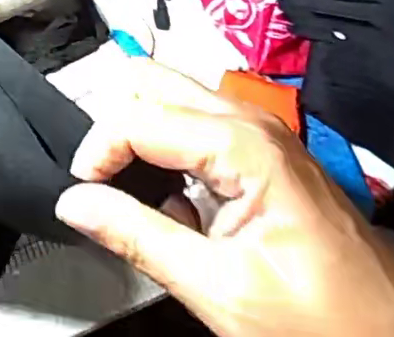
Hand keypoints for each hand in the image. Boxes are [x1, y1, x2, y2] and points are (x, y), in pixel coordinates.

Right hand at [54, 59, 393, 336]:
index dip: (98, 149)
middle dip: (114, 124)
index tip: (80, 194)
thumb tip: (73, 203)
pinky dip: (165, 147)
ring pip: (170, 96)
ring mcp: (256, 128)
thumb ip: (139, 236)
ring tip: (126, 192)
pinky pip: (193, 123)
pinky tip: (170, 200)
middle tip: (98, 183)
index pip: (140, 115)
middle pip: (152, 82)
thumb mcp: (221, 291)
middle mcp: (245, 117)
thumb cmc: (320, 321)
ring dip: (137, 133)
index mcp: (240, 142)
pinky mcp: (259, 148)